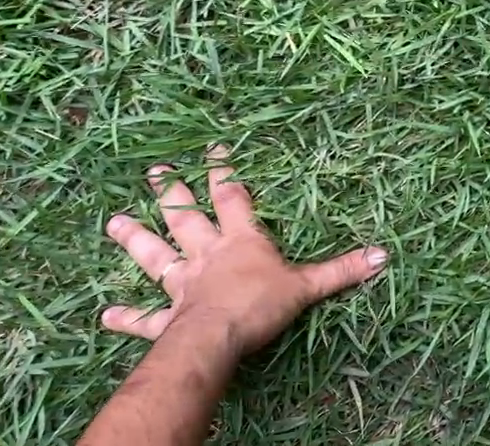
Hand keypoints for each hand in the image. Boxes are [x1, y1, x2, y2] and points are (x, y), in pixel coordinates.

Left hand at [101, 149, 387, 359]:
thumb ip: (342, 270)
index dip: (223, 172)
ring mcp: (183, 286)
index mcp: (241, 240)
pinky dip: (126, 317)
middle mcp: (207, 255)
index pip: (232, 197)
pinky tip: (106, 314)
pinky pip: (144, 319)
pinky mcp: (167, 321)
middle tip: (154, 171)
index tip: (211, 148)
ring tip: (114, 221)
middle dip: (172, 194)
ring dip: (135, 239)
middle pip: (186, 218)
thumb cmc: (259, 305)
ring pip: (155, 257)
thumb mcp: (308, 285)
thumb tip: (384, 254)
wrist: (214, 342)